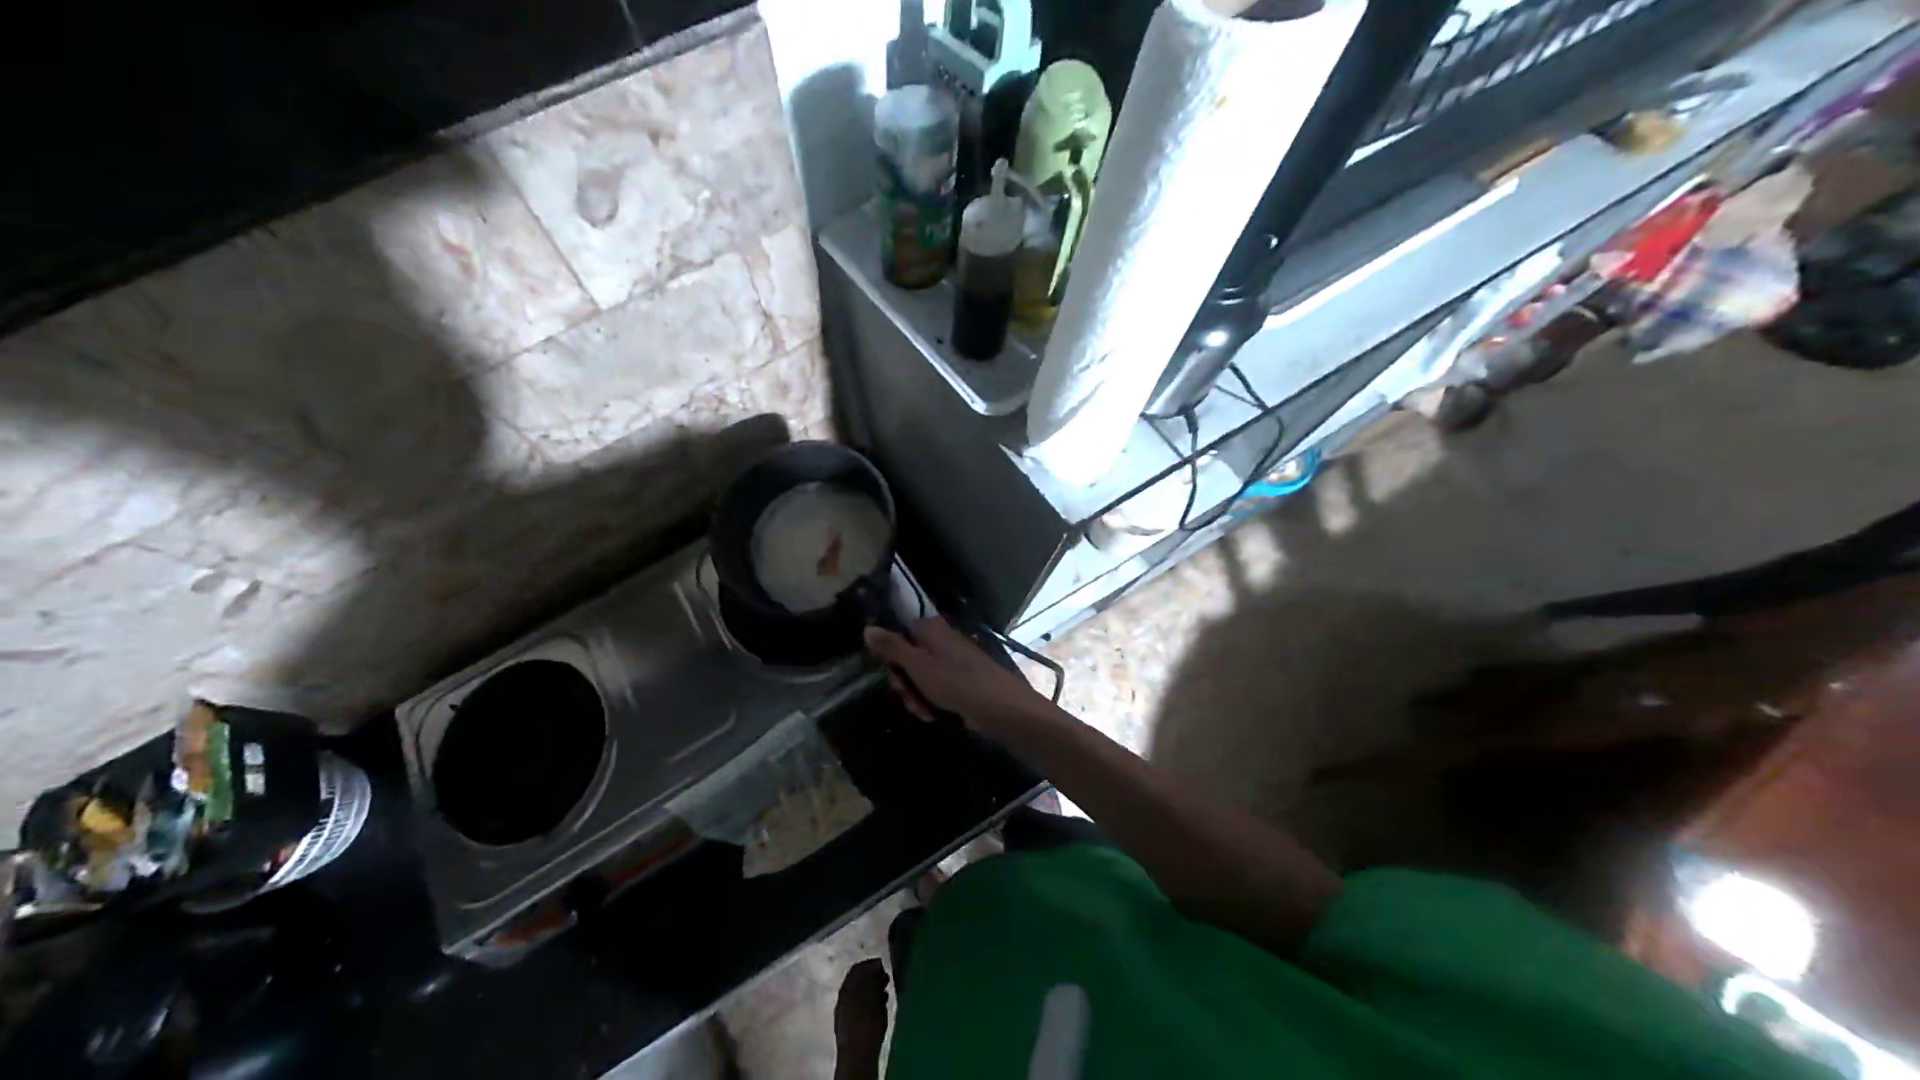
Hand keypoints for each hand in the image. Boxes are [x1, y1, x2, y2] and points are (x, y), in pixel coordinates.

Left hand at [833, 958, 888, 1079]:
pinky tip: (882, 1003)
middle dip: (872, 976)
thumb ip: (873, 979)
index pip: (857, 968)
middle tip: (886, 976)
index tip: (883, 963)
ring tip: (886, 989)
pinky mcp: (852, 1024)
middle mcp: (843, 998)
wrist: (858, 1055)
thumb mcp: (872, 996)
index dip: (870, 963)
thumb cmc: (866, 1023)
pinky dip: (872, 1000)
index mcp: (846, 989)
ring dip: (873, 988)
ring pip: (861, 993)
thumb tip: (877, 966)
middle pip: (858, 980)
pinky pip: (862, 1005)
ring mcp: (846, 1012)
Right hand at [864, 618, 1053, 734]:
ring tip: (926, 711)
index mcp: (931, 629)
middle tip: (909, 698)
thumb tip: (867, 628)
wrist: (999, 708)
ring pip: (920, 679)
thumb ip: (891, 646)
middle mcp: (942, 641)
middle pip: (908, 660)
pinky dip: (933, 703)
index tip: (889, 674)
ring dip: (917, 698)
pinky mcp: (961, 682)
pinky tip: (936, 716)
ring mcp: (953, 662)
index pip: (899, 634)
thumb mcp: (917, 665)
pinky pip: (936, 690)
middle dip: (904, 684)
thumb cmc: (955, 681)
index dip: (890, 657)